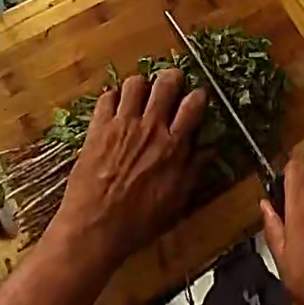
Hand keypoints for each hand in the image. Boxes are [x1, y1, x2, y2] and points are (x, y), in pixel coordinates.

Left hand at [45, 68, 206, 273]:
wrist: (94, 227)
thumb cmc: (139, 220)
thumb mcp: (176, 200)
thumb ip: (193, 170)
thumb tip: (209, 149)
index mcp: (173, 145)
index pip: (193, 104)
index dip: (199, 96)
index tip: (198, 97)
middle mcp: (149, 127)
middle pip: (166, 83)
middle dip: (172, 78)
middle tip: (172, 84)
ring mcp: (121, 124)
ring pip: (135, 83)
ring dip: (142, 86)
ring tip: (141, 96)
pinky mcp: (97, 127)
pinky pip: (106, 97)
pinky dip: (113, 97)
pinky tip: (116, 108)